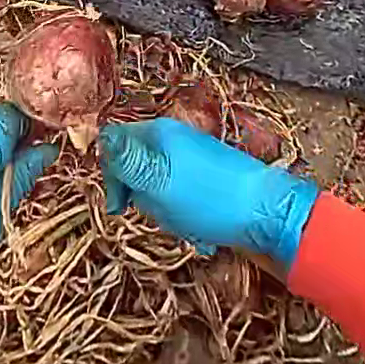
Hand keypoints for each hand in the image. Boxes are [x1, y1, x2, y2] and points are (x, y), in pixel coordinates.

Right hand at [100, 118, 317, 265]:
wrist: (265, 213)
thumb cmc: (209, 199)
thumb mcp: (158, 182)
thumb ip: (128, 161)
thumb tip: (99, 135)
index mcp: (160, 133)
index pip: (115, 143)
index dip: (112, 174)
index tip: (120, 205)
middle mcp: (175, 139)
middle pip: (134, 166)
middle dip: (141, 196)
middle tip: (158, 213)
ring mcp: (191, 156)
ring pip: (155, 184)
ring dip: (163, 209)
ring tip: (183, 223)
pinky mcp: (206, 175)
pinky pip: (178, 194)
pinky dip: (183, 214)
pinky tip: (199, 230)